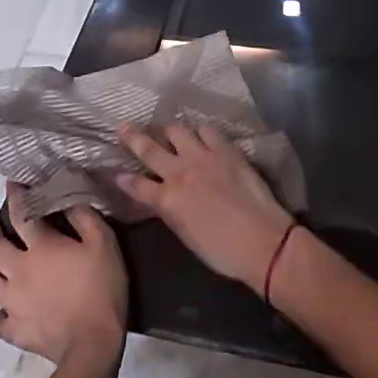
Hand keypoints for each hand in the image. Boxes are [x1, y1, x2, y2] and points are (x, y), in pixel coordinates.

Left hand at [0, 182, 127, 365]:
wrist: (92, 346)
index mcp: (40, 248)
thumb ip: (84, 216)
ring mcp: (12, 303)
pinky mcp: (15, 329)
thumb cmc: (101, 289)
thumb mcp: (103, 243)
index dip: (14, 195)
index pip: (21, 214)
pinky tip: (5, 306)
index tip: (10, 182)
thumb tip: (66, 197)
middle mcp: (18, 271)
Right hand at [115, 123, 294, 292]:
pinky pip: (207, 130)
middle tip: (124, 126)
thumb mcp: (185, 235)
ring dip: (168, 130)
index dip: (122, 178)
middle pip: (149, 149)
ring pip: (176, 131)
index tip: (114, 172)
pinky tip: (200, 133)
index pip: (136, 185)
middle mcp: (180, 172)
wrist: (263, 241)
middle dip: (133, 137)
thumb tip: (164, 200)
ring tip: (166, 129)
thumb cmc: (222, 251)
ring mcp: (203, 157)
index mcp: (167, 200)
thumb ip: (170, 212)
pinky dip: (200, 131)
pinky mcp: (225, 150)